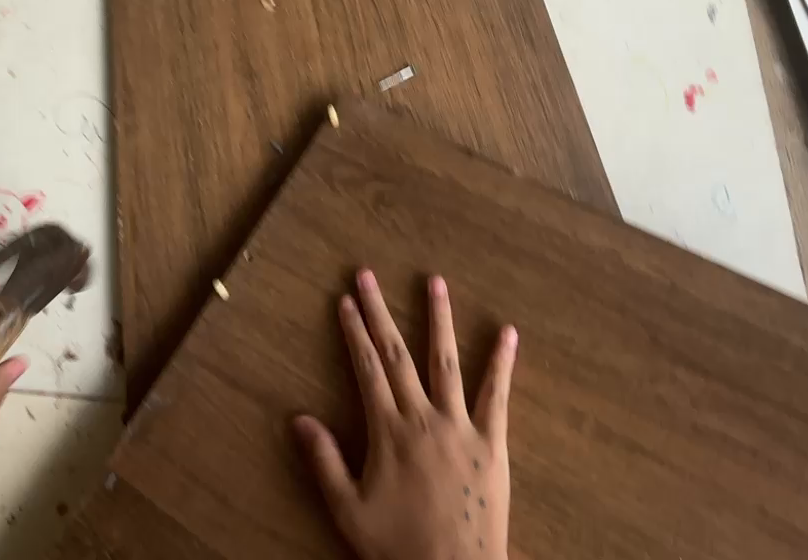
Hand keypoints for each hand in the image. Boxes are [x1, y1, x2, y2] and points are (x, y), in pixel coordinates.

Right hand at [293, 270, 517, 559]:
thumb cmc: (399, 548)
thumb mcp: (349, 511)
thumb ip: (325, 462)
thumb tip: (299, 418)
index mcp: (388, 431)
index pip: (367, 368)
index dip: (354, 332)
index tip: (345, 300)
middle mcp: (422, 417)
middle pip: (397, 354)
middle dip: (380, 311)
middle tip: (369, 275)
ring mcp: (459, 426)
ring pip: (445, 361)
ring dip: (438, 319)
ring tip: (435, 282)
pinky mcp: (491, 442)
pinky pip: (497, 396)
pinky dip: (502, 363)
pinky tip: (508, 333)